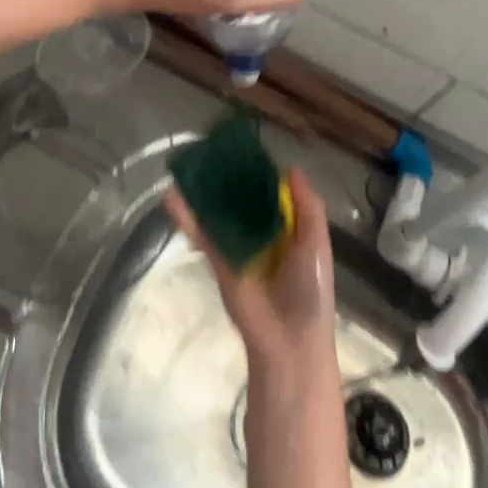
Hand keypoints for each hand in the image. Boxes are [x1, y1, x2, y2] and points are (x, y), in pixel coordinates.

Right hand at [164, 166, 335, 371]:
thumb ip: (308, 206)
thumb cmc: (310, 288)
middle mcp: (261, 235)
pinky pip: (202, 235)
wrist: (289, 338)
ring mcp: (237, 247)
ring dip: (203, 192)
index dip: (259, 173)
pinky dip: (186, 217)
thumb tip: (291, 168)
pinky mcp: (218, 261)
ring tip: (185, 164)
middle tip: (209, 151)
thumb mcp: (317, 243)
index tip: (243, 148)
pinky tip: (171, 196)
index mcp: (288, 229)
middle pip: (241, 200)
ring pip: (218, 214)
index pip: (271, 194)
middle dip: (227, 178)